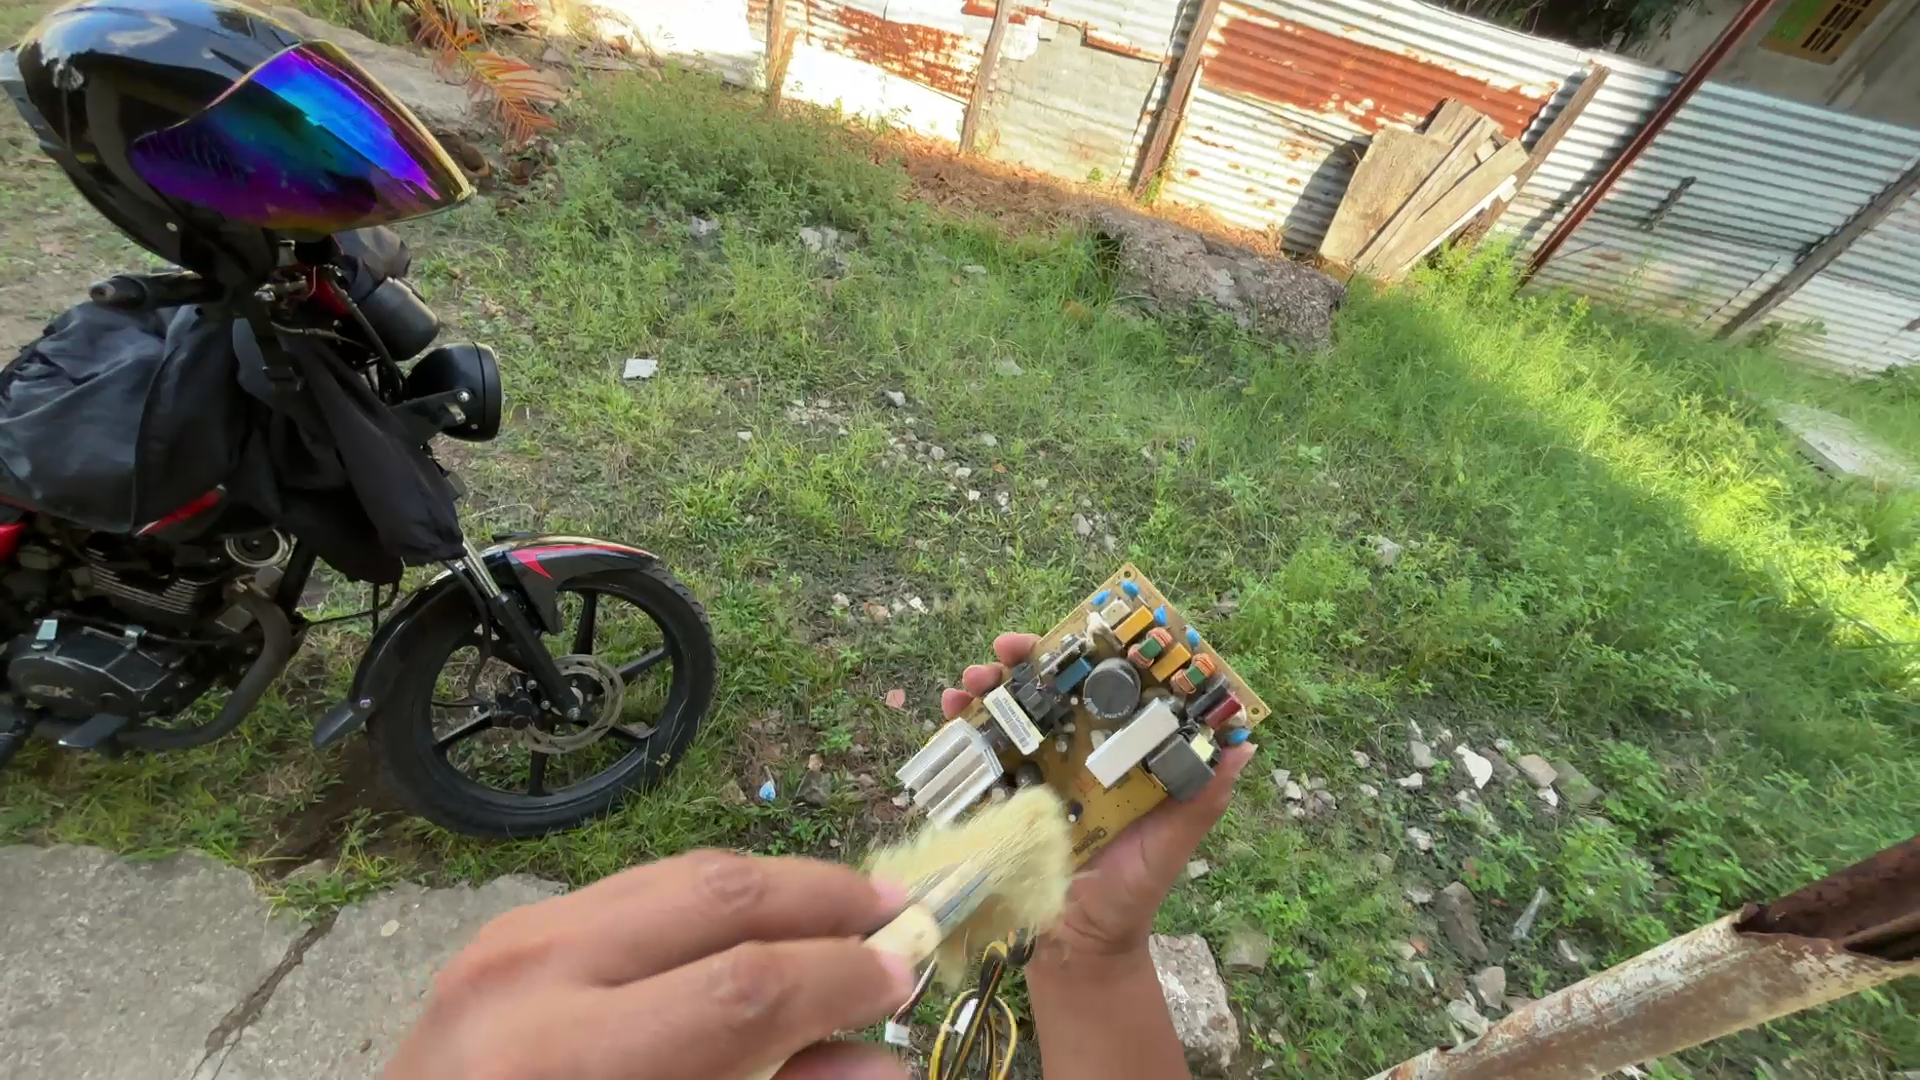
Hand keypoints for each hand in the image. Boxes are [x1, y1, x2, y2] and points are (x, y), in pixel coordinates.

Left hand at [384, 851, 918, 1079]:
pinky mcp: (522, 919)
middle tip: (895, 908)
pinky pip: (654, 883)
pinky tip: (770, 909)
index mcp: (557, 1066)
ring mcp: (519, 932)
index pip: (739, 990)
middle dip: (825, 899)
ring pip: (691, 871)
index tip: (904, 971)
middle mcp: (534, 975)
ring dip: (784, 882)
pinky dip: (728, 892)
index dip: (838, 976)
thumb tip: (889, 1060)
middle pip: (719, 896)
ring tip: (849, 901)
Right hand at [942, 633, 1253, 962]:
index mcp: (1111, 749)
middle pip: (1045, 688)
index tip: (1071, 632)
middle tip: (1004, 649)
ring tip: (971, 682)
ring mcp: (1029, 766)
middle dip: (1023, 659)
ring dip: (985, 685)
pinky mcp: (996, 791)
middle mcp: (1069, 747)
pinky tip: (949, 713)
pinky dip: (959, 725)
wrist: (1077, 945)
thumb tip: (1244, 745)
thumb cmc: (1131, 888)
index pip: (1099, 686)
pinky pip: (974, 751)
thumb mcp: (1171, 841)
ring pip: (1005, 710)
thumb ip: (1202, 797)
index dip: (1086, 654)